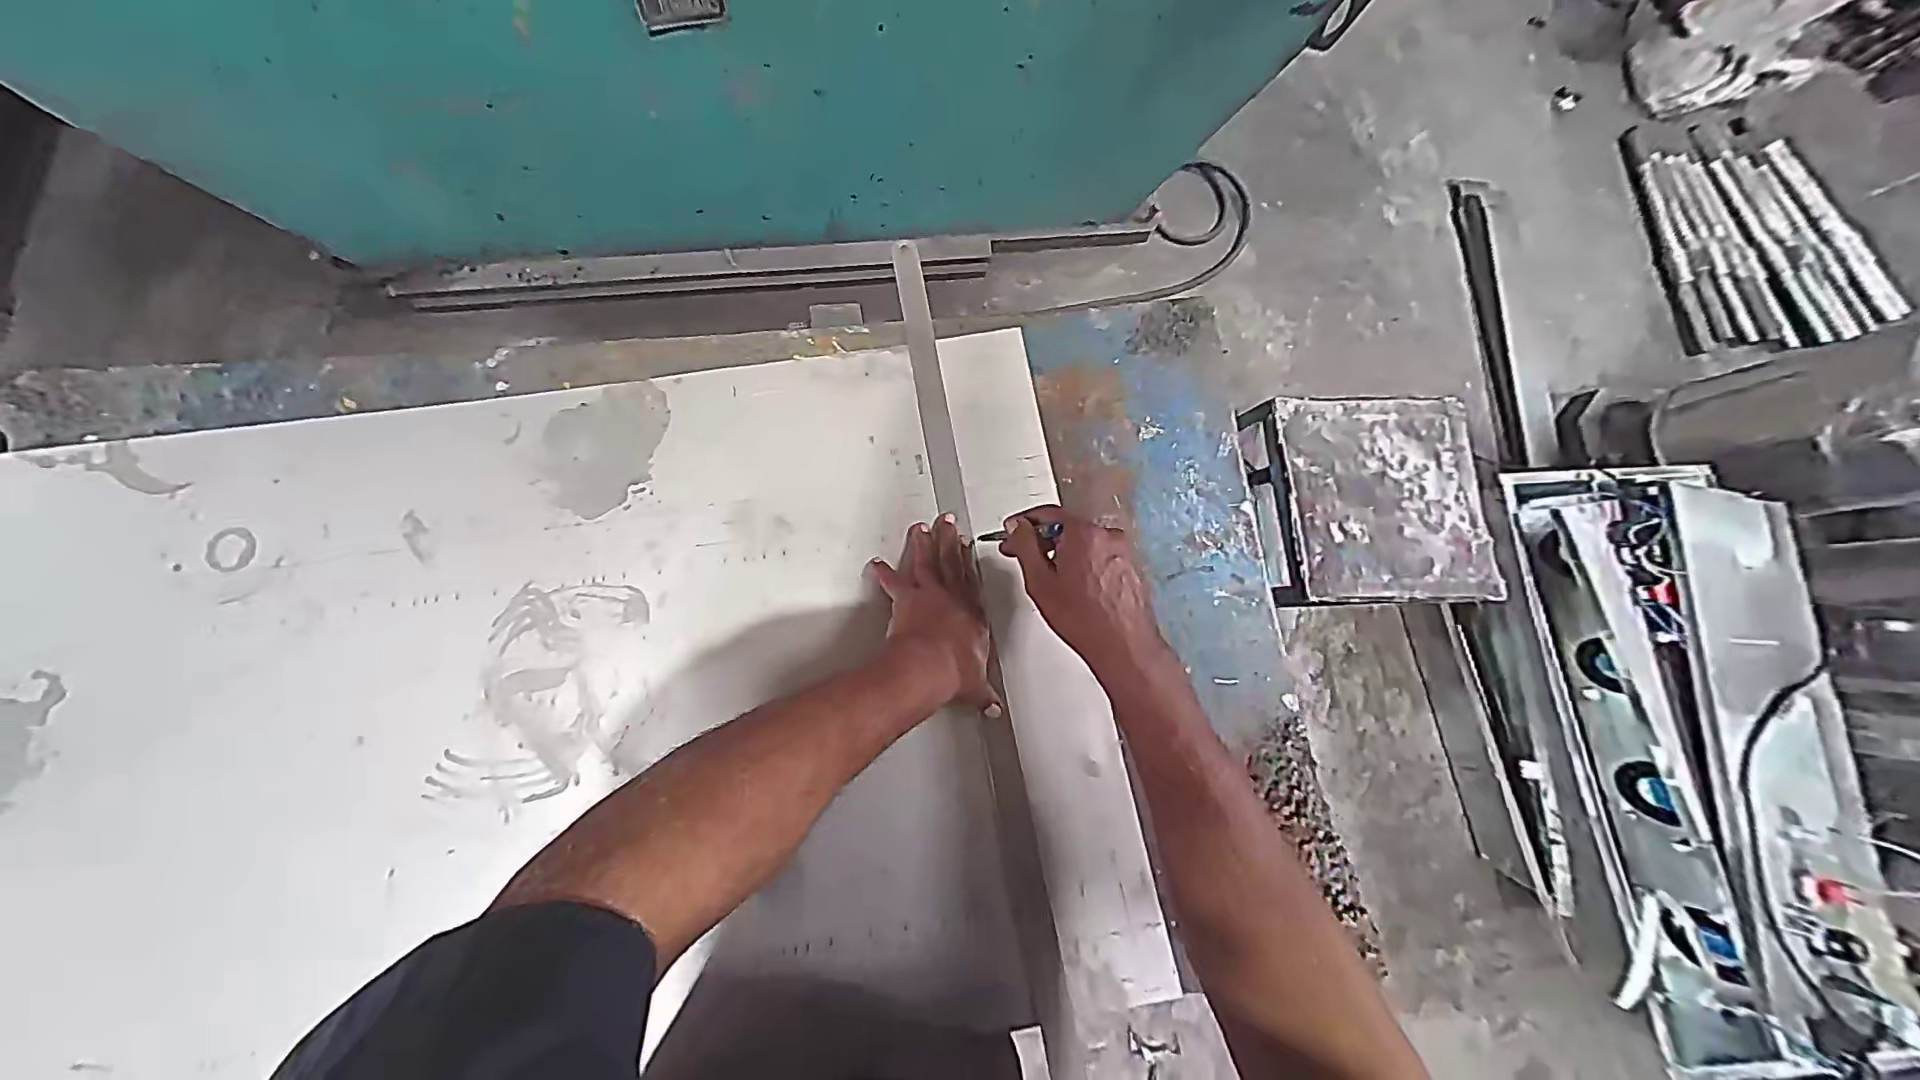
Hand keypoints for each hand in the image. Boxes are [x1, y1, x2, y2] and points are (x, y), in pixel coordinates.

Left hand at [870, 516, 1002, 716]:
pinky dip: (884, 573)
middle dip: (950, 541)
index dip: (970, 565)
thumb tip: (990, 707)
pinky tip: (878, 564)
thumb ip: (983, 695)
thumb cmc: (953, 671)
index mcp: (973, 616)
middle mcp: (953, 600)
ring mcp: (930, 595)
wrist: (930, 668)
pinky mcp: (907, 598)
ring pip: (928, 561)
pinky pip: (894, 582)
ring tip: (921, 529)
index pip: (973, 584)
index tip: (968, 549)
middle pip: (952, 563)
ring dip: (924, 543)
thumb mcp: (976, 687)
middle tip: (947, 523)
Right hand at [997, 505, 1173, 679]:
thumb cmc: (1086, 620)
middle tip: (1023, 553)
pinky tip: (1073, 586)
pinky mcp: (1130, 565)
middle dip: (1042, 539)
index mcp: (1084, 533)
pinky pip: (1099, 555)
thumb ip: (1025, 546)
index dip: (1024, 522)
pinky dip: (1083, 563)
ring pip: (1084, 542)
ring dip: (1063, 552)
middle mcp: (1107, 535)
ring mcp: (1122, 550)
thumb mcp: (1039, 581)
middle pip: (1067, 526)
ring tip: (1049, 577)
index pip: (1047, 513)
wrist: (1123, 645)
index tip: (1013, 530)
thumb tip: (1018, 528)